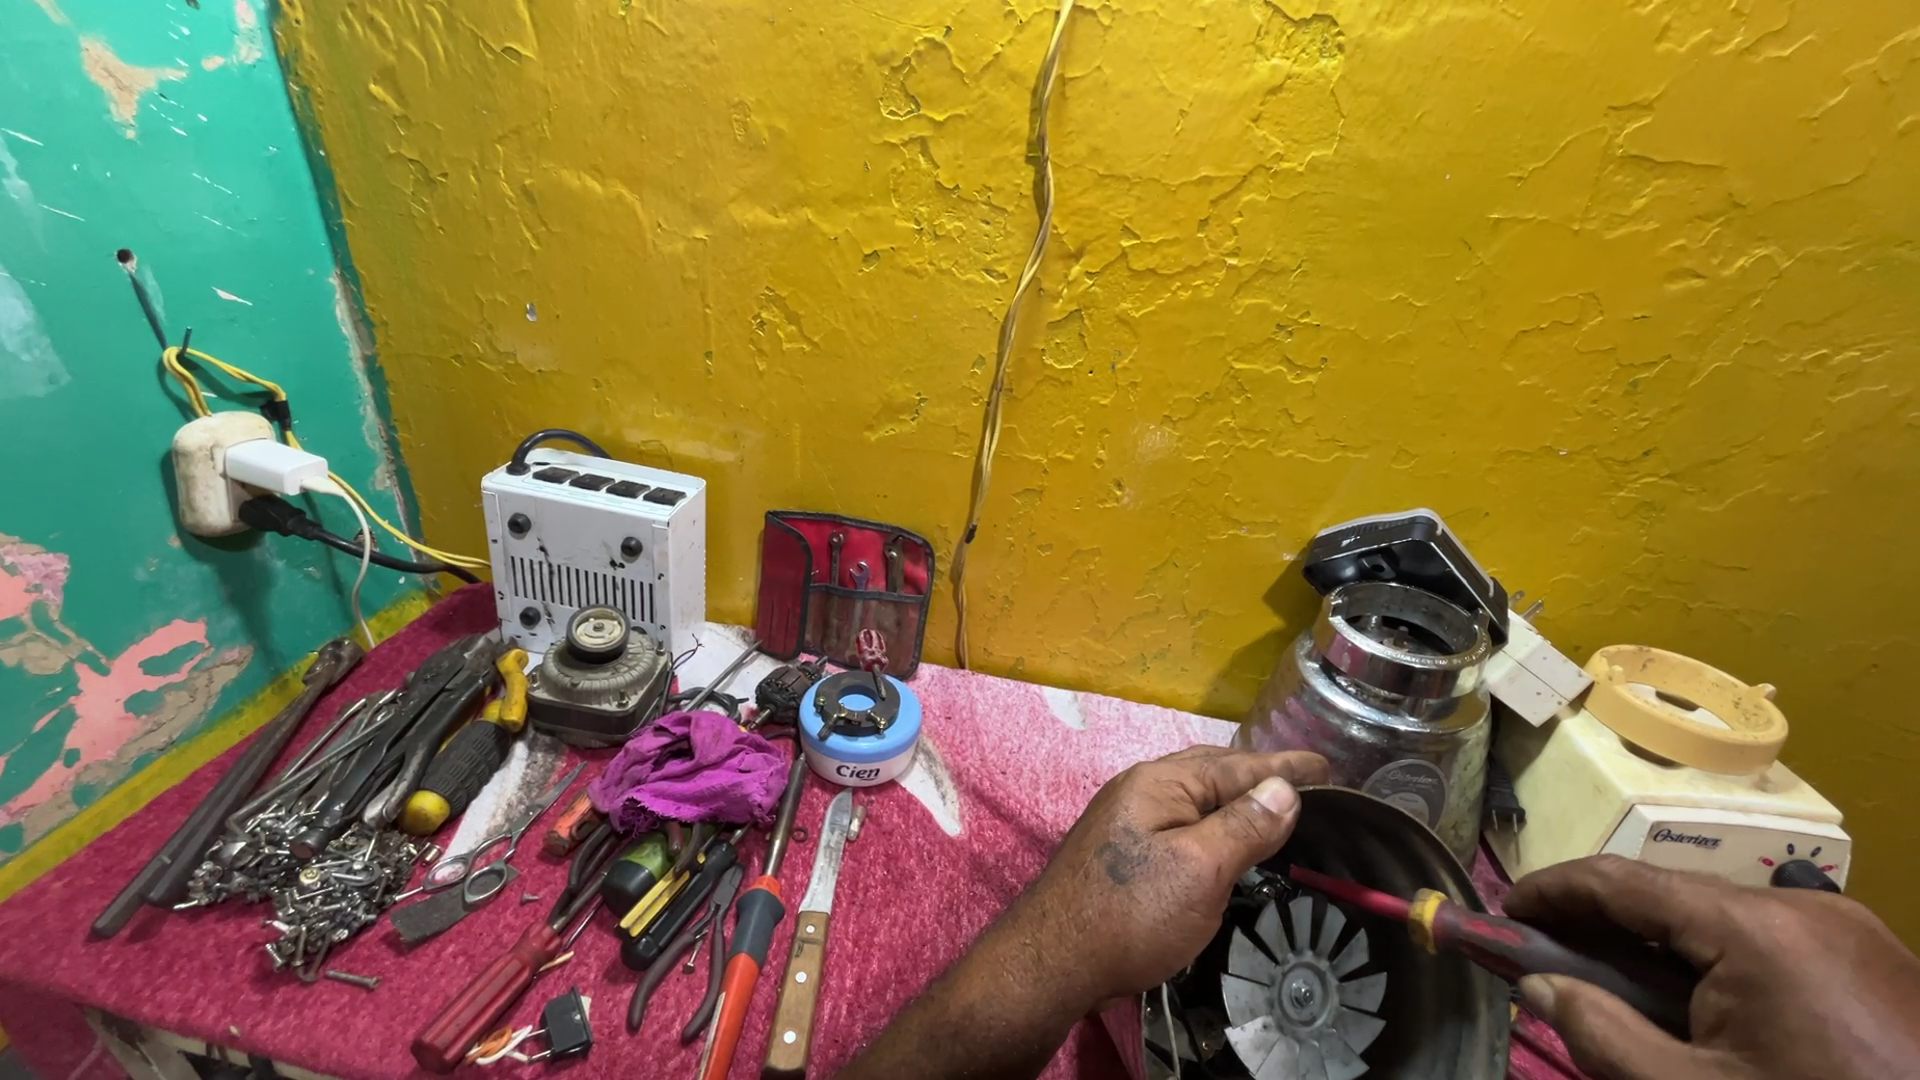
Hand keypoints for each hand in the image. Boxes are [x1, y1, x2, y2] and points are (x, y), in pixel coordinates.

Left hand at [1010, 746, 1328, 1008]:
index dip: (1284, 767)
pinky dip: (1213, 819)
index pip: (1236, 765)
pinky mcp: (1124, 849)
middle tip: (1307, 781)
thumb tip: (1283, 788)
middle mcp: (1141, 789)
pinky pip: (1181, 820)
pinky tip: (1224, 835)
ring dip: (1235, 795)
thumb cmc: (1131, 913)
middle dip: (1259, 773)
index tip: (1326, 765)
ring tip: (1272, 800)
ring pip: (1195, 796)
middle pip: (1212, 771)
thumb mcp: (1199, 869)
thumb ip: (1242, 826)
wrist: (1054, 959)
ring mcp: (1128, 818)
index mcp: (1161, 782)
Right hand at [1505, 855, 1919, 1079]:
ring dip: (1650, 939)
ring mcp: (1845, 928)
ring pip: (1708, 913)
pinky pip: (1759, 936)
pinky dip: (1705, 955)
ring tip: (1614, 979)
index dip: (1548, 890)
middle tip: (1549, 953)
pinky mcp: (1870, 957)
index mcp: (1754, 927)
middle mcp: (1798, 905)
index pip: (1616, 879)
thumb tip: (1534, 987)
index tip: (1505, 914)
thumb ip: (1601, 1034)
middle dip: (1596, 919)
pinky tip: (1689, 996)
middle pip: (1663, 892)